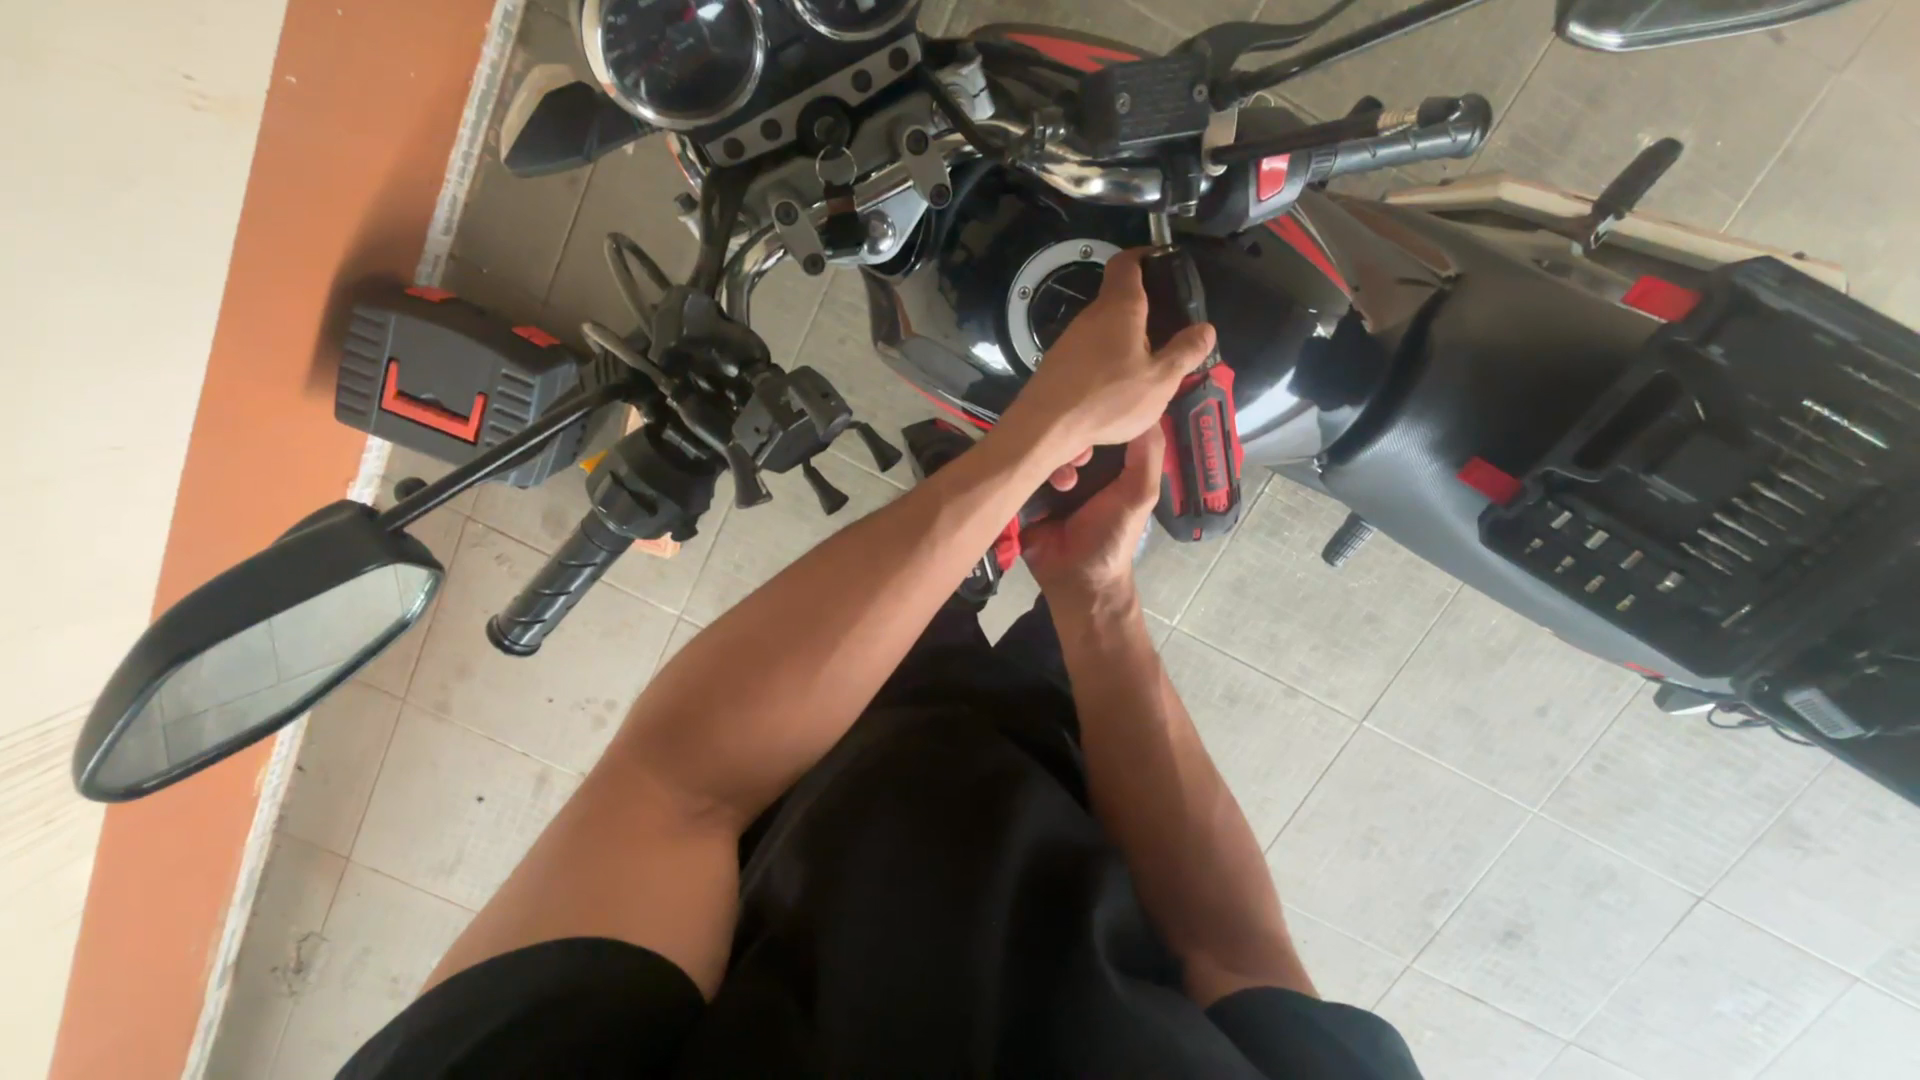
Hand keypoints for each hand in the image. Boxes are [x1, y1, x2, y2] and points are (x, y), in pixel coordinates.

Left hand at [996, 249, 1216, 467]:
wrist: (1044, 428)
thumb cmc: (1107, 399)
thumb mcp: (1159, 380)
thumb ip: (1185, 353)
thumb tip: (1205, 329)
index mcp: (1119, 308)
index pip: (1127, 263)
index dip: (1145, 257)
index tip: (1163, 264)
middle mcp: (1091, 317)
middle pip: (1119, 302)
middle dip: (1145, 315)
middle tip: (1170, 336)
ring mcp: (1070, 341)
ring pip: (1105, 334)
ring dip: (1126, 348)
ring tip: (1147, 373)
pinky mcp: (1058, 366)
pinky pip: (1090, 359)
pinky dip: (1108, 369)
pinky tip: (1118, 396)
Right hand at [1023, 425, 1164, 609]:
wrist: (1075, 576)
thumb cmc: (1113, 534)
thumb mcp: (1141, 490)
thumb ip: (1149, 450)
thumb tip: (1145, 404)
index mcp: (1109, 461)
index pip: (1102, 423)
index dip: (1101, 416)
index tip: (1097, 416)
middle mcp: (1080, 464)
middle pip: (1071, 432)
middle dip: (1073, 440)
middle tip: (1079, 460)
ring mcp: (1050, 475)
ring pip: (1046, 447)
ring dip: (1054, 461)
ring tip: (1064, 484)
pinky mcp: (1026, 488)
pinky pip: (1023, 468)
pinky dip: (1029, 470)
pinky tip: (1038, 483)